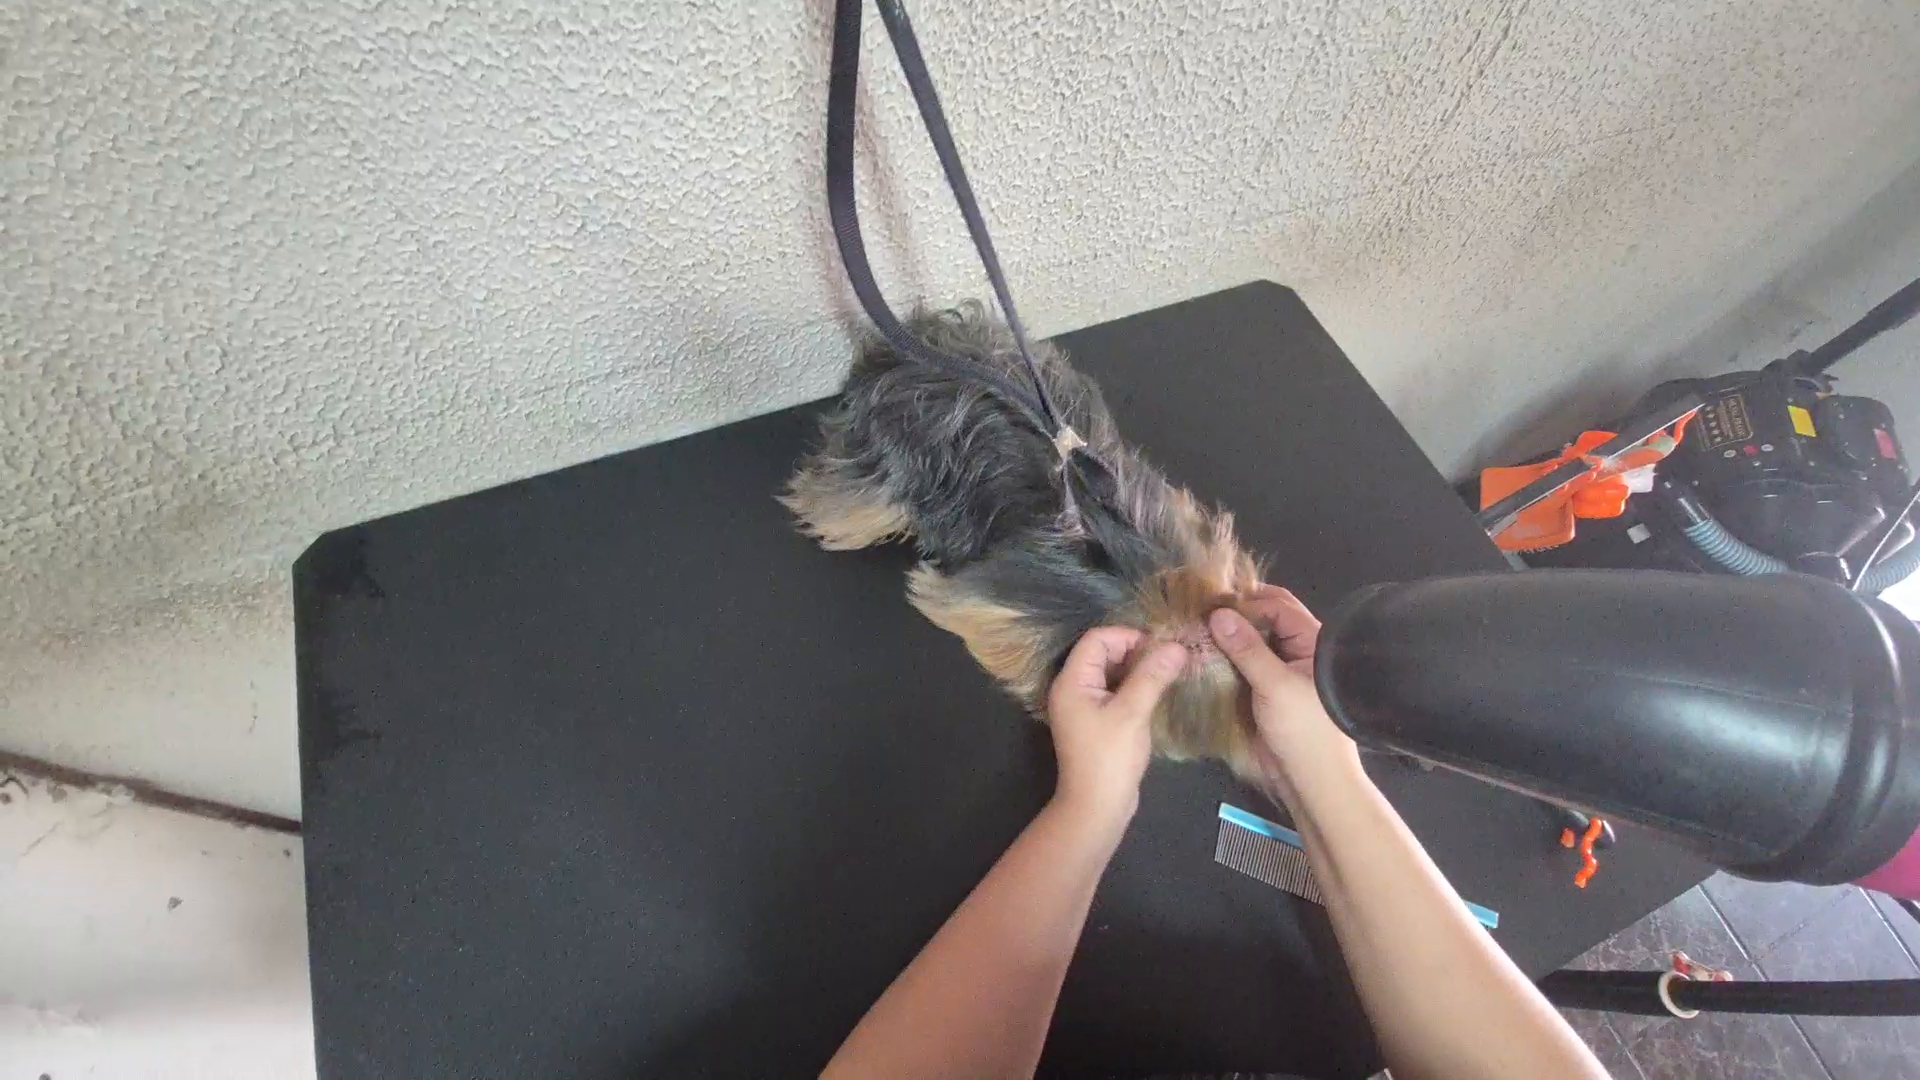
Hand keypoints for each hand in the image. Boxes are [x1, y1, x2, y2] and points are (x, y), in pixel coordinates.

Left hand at [1045, 627, 1186, 822]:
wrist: (1096, 808)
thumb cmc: (1109, 758)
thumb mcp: (1132, 713)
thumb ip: (1152, 676)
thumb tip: (1176, 646)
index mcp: (1072, 681)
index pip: (1096, 639)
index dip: (1127, 636)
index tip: (1160, 646)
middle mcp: (1072, 688)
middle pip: (1102, 653)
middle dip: (1135, 651)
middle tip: (1169, 658)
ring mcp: (1082, 706)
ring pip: (1110, 672)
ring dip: (1137, 669)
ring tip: (1168, 671)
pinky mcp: (1095, 720)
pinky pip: (1113, 691)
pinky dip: (1134, 687)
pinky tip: (1157, 691)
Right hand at [1208, 586, 1357, 788]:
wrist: (1311, 782)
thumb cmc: (1304, 731)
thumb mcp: (1276, 686)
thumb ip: (1247, 649)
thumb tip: (1217, 613)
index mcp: (1312, 643)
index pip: (1277, 605)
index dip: (1245, 600)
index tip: (1208, 600)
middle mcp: (1296, 650)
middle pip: (1262, 620)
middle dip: (1232, 615)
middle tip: (1196, 612)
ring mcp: (1278, 670)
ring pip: (1249, 642)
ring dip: (1224, 637)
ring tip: (1191, 628)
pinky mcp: (1262, 689)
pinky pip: (1241, 664)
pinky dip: (1222, 657)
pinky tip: (1198, 654)